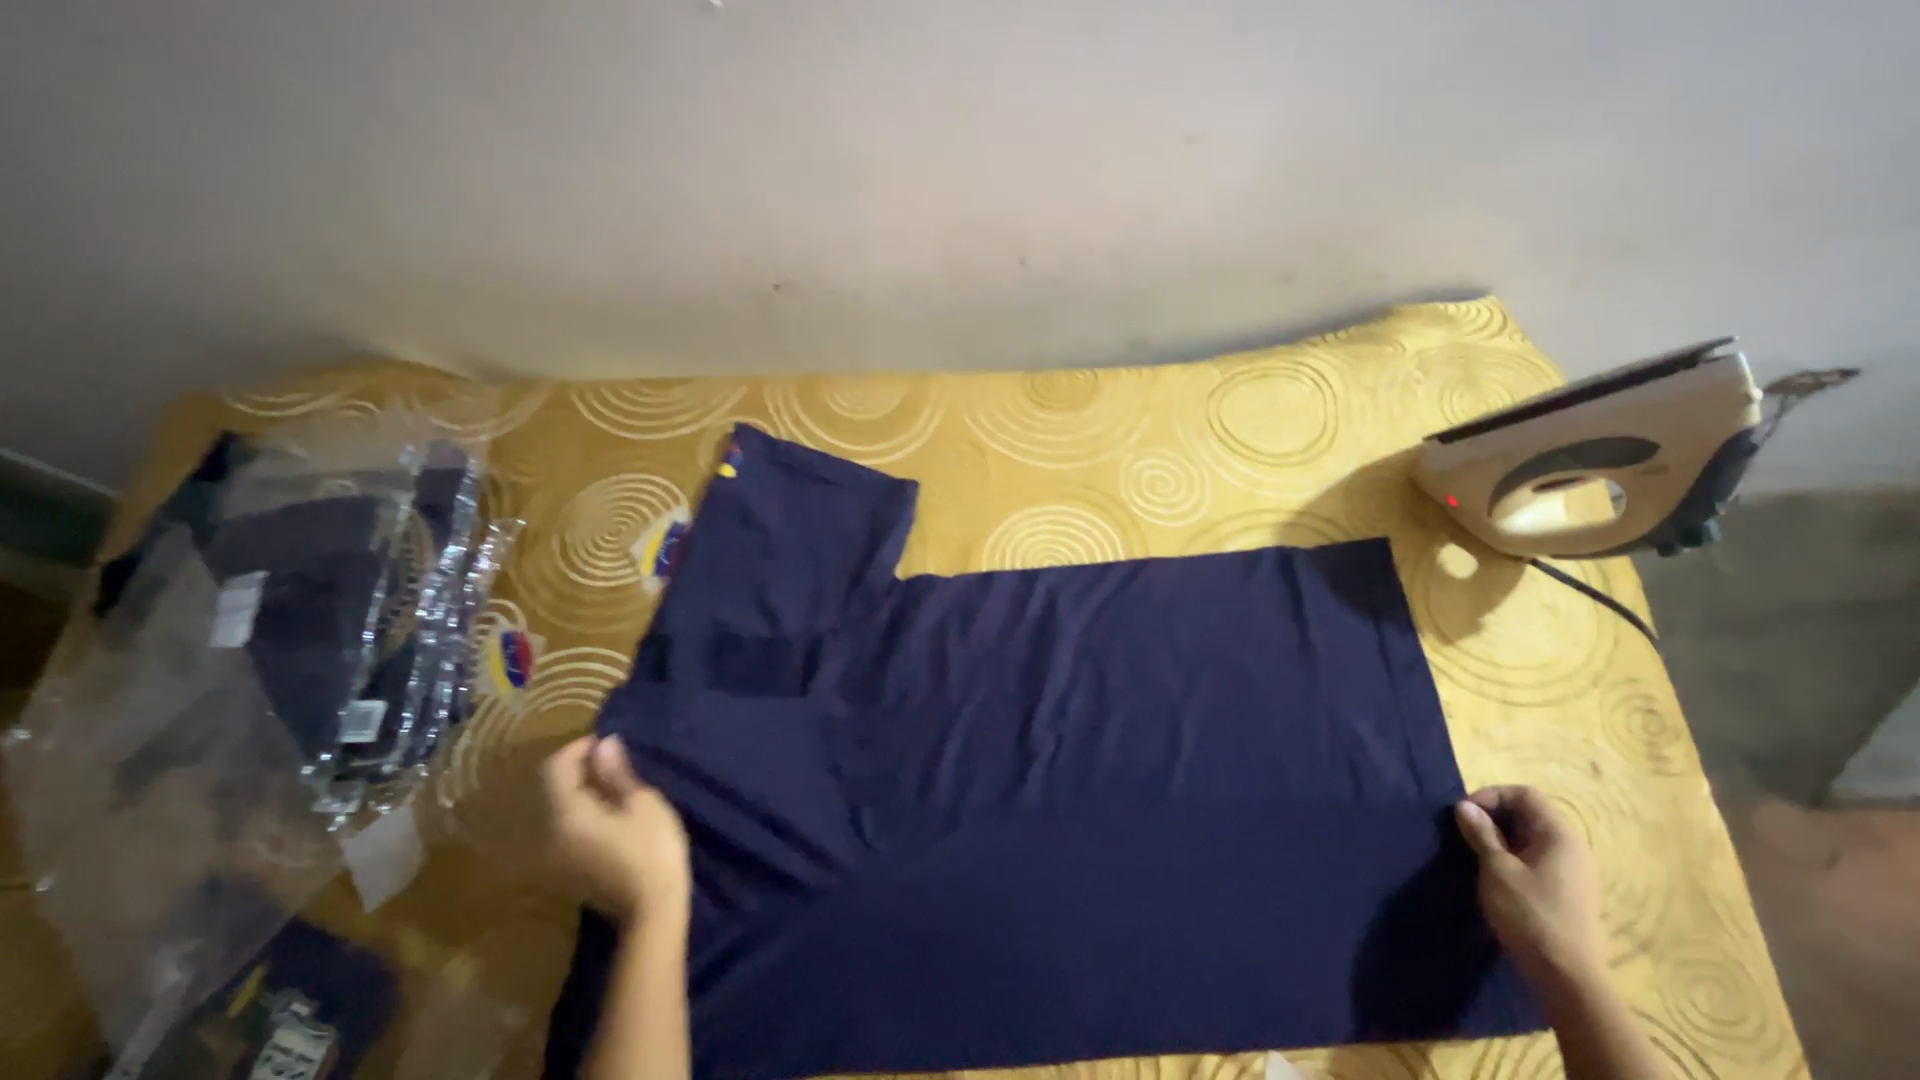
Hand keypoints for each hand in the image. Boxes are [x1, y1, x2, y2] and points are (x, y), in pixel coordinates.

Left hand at [543, 735, 691, 925]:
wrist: (652, 911)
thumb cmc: (653, 851)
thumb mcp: (643, 804)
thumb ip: (617, 773)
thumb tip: (603, 744)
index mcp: (567, 814)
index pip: (556, 767)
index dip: (578, 748)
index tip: (607, 742)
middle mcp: (550, 833)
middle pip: (552, 788)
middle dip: (578, 768)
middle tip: (612, 760)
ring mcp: (555, 855)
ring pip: (558, 809)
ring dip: (579, 791)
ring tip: (612, 785)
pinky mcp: (566, 869)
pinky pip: (565, 828)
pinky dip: (581, 812)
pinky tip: (608, 814)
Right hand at [1454, 785, 1603, 988]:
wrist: (1568, 976)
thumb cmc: (1530, 915)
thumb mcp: (1497, 870)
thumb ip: (1481, 834)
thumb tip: (1465, 806)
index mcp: (1559, 835)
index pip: (1525, 794)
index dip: (1491, 796)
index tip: (1464, 815)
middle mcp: (1572, 846)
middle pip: (1530, 813)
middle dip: (1494, 817)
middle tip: (1465, 834)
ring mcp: (1574, 870)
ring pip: (1532, 838)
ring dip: (1501, 838)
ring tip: (1475, 855)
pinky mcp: (1569, 891)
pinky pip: (1538, 858)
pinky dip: (1513, 857)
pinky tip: (1495, 876)